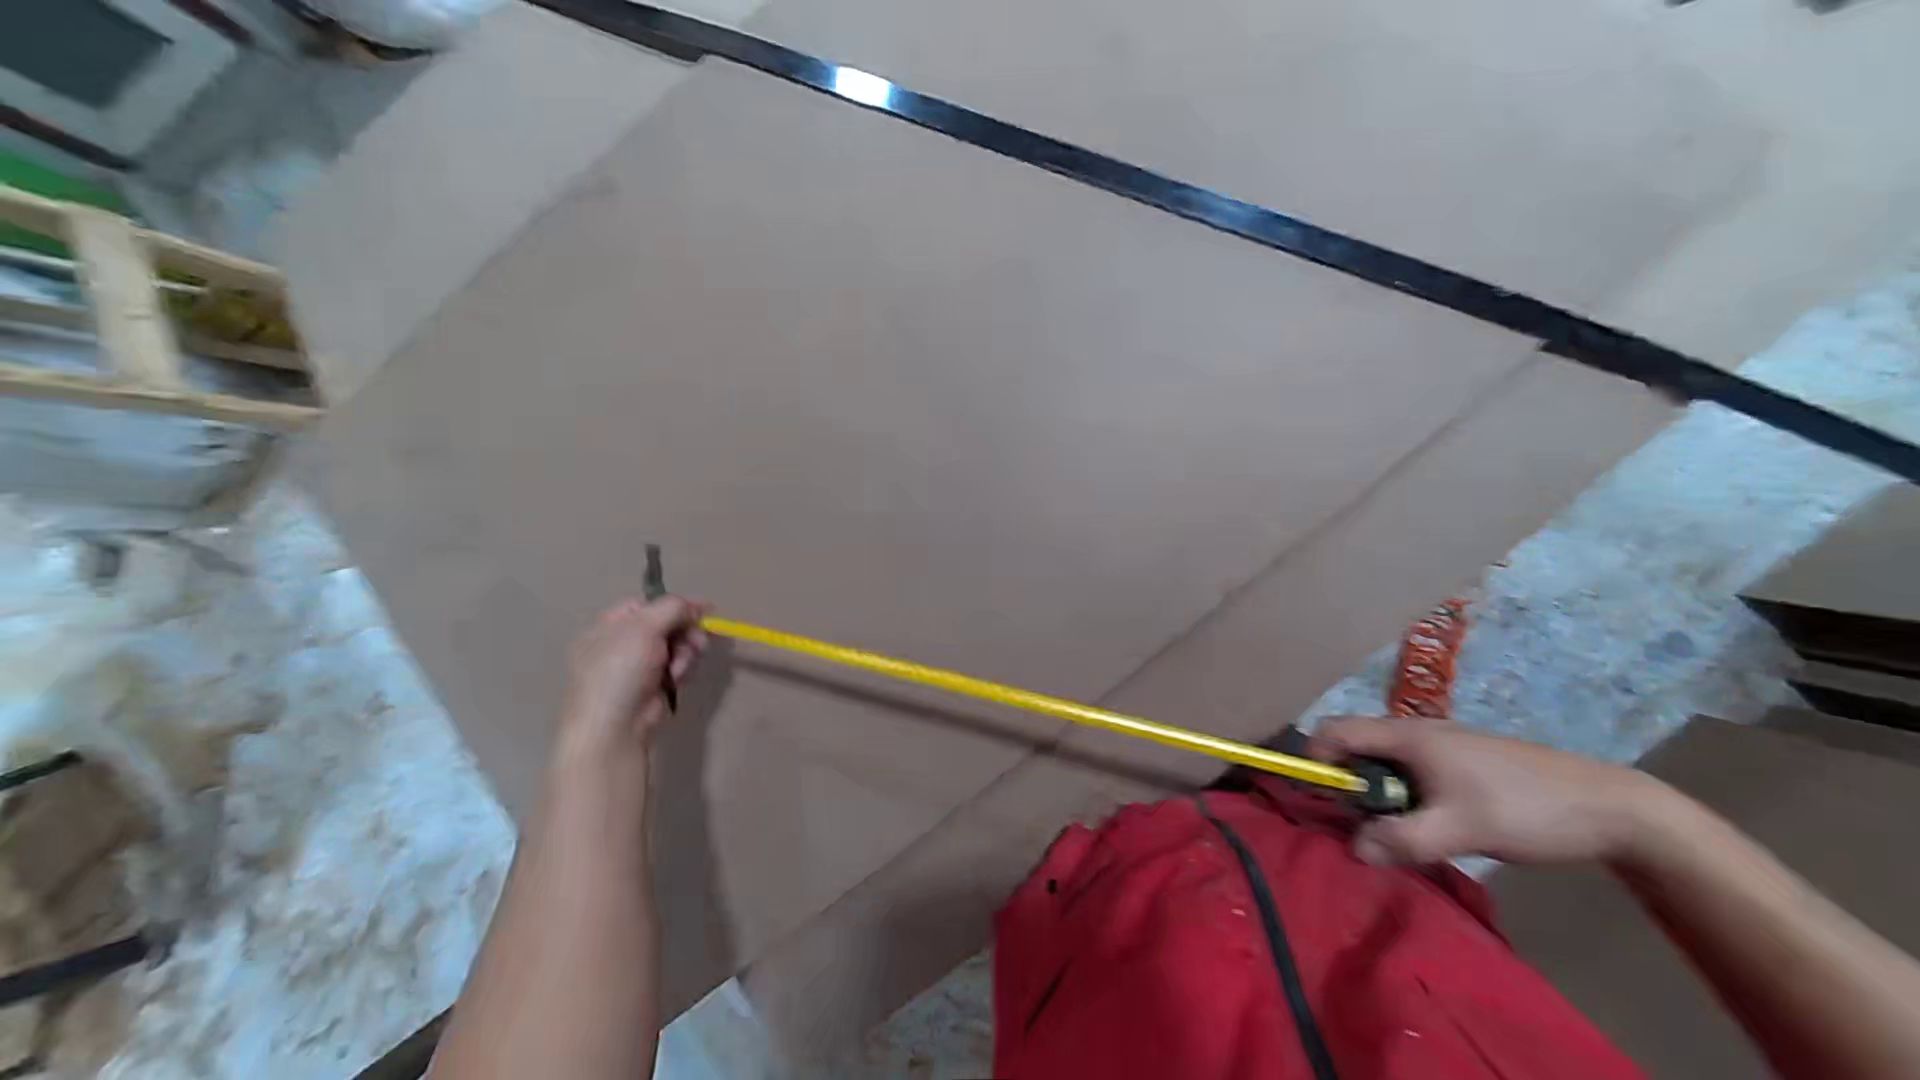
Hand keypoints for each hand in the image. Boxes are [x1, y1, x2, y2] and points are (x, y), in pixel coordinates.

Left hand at [559, 595, 708, 758]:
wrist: (614, 725)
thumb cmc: (620, 670)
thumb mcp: (644, 628)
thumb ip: (672, 608)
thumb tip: (696, 605)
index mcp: (611, 624)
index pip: (648, 603)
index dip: (676, 605)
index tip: (704, 610)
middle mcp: (624, 642)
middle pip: (669, 624)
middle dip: (687, 633)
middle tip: (698, 643)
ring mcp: (639, 665)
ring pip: (678, 645)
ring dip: (687, 654)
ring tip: (680, 669)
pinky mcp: (655, 684)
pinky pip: (678, 666)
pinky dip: (683, 670)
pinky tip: (678, 680)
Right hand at [1313, 716, 1673, 866]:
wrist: (1615, 808)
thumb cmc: (1526, 808)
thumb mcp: (1460, 829)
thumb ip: (1402, 839)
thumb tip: (1352, 849)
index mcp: (1408, 735)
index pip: (1336, 731)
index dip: (1316, 758)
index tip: (1320, 798)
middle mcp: (1418, 732)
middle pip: (1357, 748)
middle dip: (1350, 785)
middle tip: (1366, 825)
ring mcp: (1443, 747)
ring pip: (1387, 764)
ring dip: (1381, 795)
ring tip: (1402, 832)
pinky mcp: (1464, 764)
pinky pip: (1413, 773)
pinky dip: (1406, 797)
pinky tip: (1434, 827)